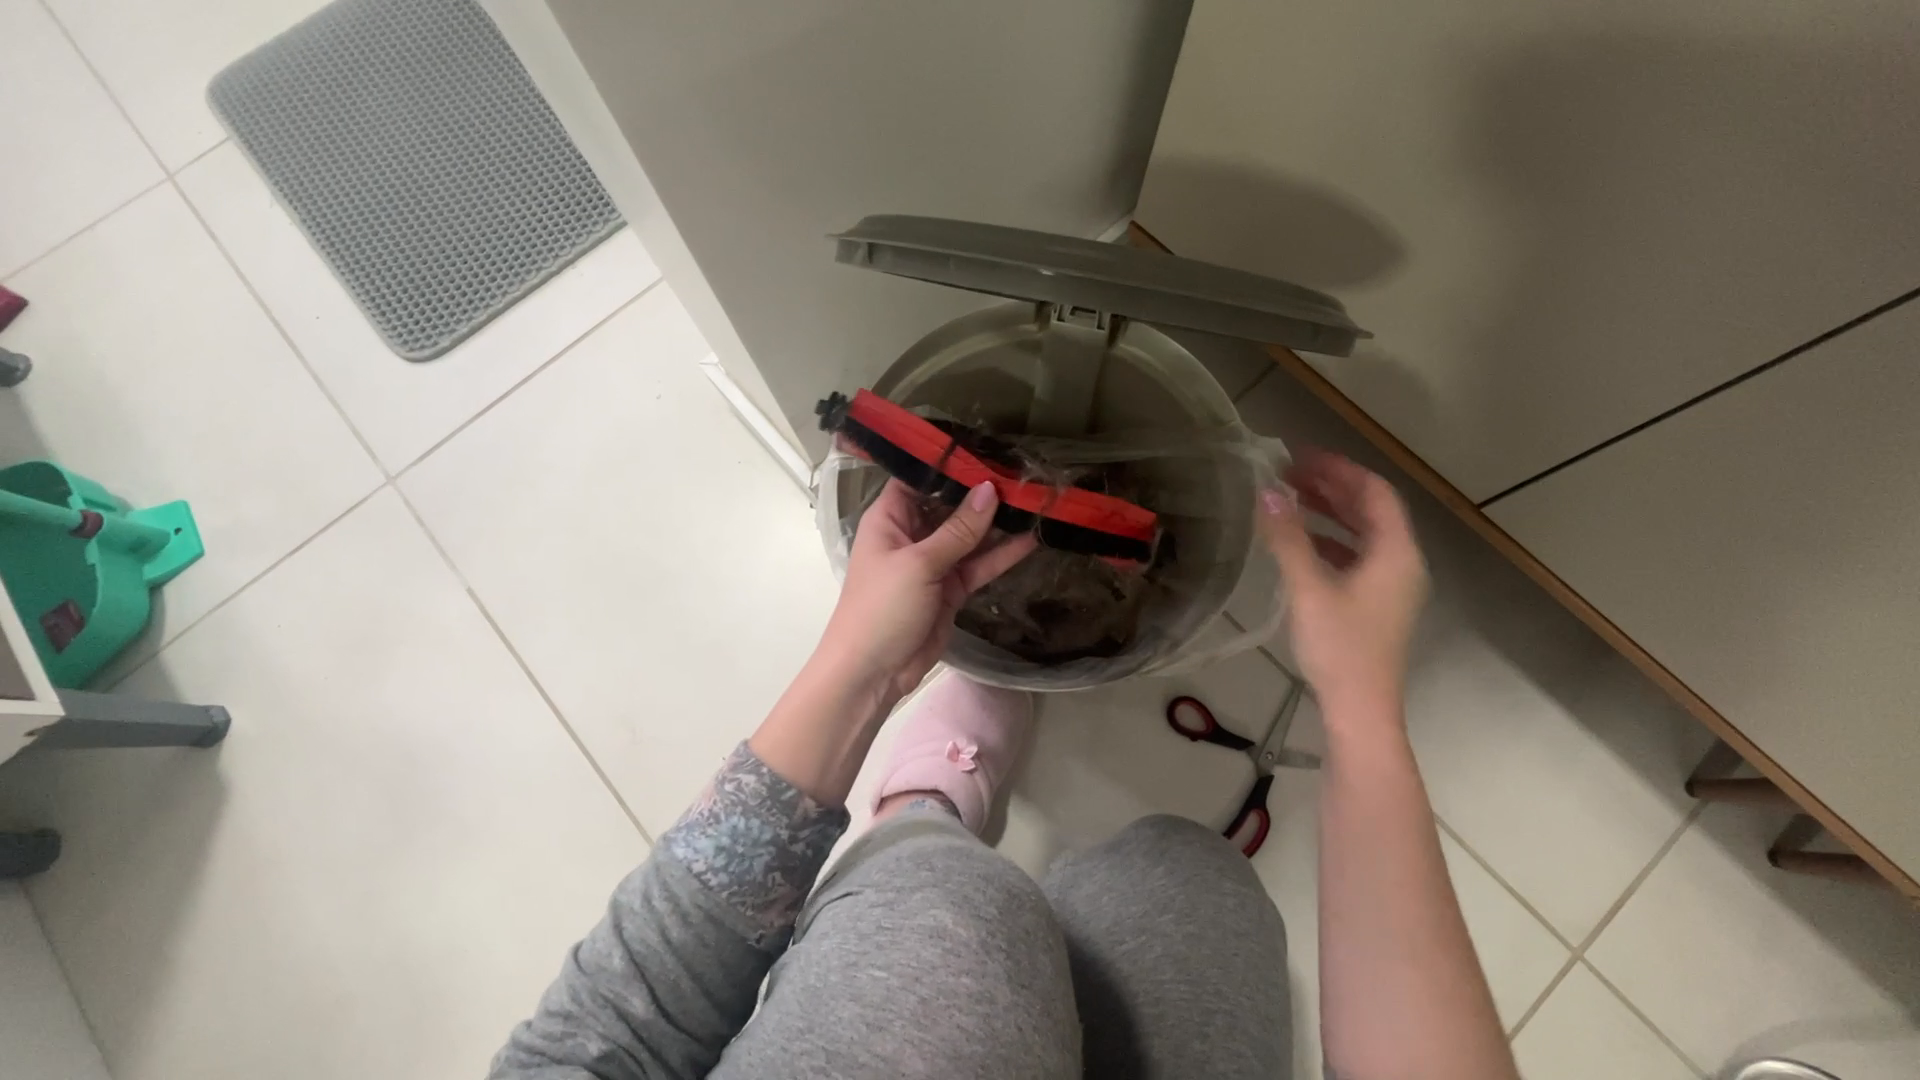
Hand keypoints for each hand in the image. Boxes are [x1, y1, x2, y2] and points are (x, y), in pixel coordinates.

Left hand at [815, 479, 1037, 703]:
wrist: (872, 673)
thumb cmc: (881, 608)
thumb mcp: (919, 564)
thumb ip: (958, 530)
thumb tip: (990, 490)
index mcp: (890, 518)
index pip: (920, 479)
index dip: (951, 464)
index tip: (988, 450)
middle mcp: (912, 534)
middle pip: (951, 505)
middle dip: (983, 492)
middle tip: (1024, 473)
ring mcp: (933, 563)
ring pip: (970, 535)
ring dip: (999, 522)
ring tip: (1037, 501)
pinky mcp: (951, 589)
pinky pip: (979, 564)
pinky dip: (1002, 554)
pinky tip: (1031, 538)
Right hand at [1259, 450, 1427, 724]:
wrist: (1360, 707)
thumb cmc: (1339, 645)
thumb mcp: (1308, 587)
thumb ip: (1288, 537)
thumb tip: (1266, 491)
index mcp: (1395, 552)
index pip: (1374, 492)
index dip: (1338, 469)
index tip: (1299, 456)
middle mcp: (1401, 563)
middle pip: (1370, 511)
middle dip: (1331, 488)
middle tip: (1288, 473)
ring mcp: (1391, 586)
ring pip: (1363, 534)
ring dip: (1329, 513)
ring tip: (1290, 500)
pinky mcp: (1375, 604)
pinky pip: (1356, 557)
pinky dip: (1330, 540)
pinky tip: (1300, 543)